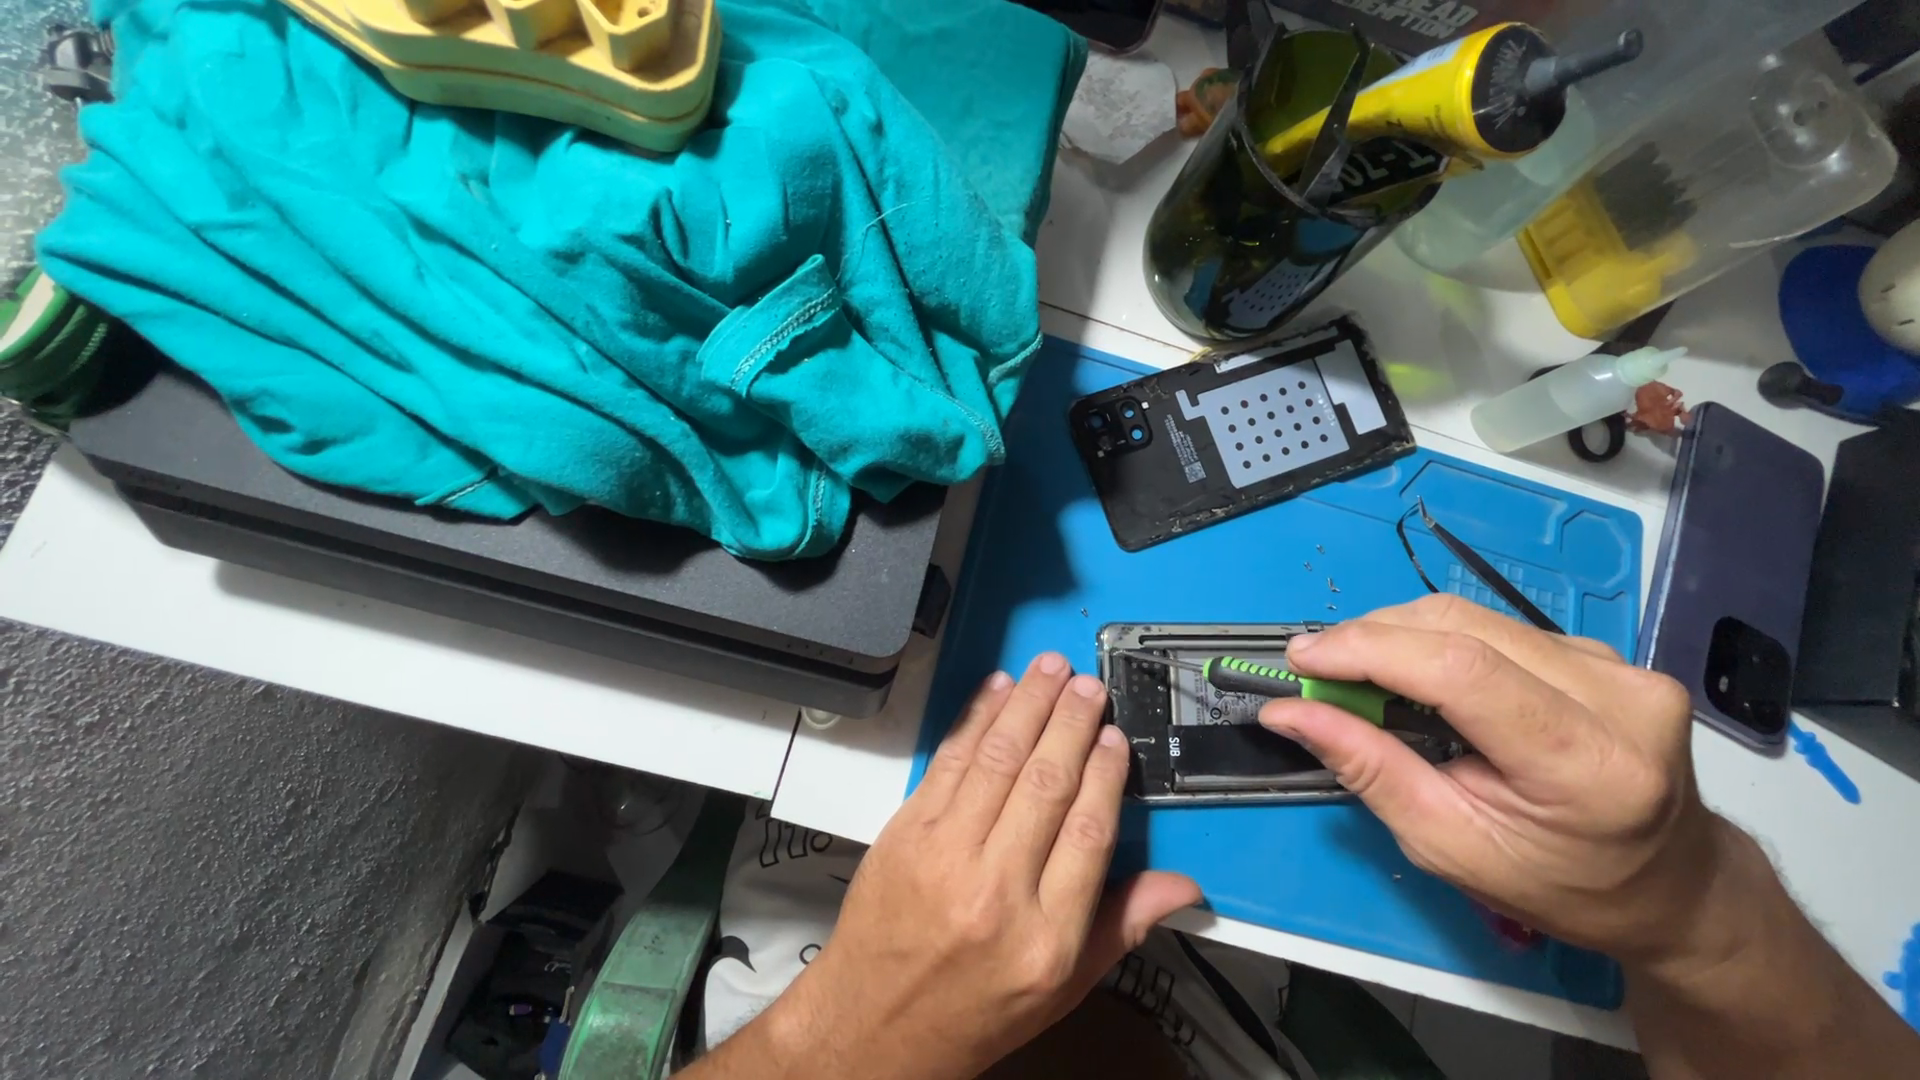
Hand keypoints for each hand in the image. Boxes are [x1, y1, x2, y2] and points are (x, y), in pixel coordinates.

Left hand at [766, 654, 1201, 1079]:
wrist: (876, 1024)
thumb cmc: (978, 1009)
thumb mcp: (1063, 988)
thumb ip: (1122, 925)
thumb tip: (1184, 885)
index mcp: (1046, 935)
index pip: (1089, 832)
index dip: (1106, 775)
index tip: (1116, 736)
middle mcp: (996, 888)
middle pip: (1045, 784)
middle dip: (1070, 724)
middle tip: (1088, 685)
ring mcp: (944, 853)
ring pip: (997, 761)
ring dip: (1026, 706)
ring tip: (1049, 669)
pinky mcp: (905, 831)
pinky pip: (948, 761)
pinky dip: (974, 719)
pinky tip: (996, 690)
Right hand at [1259, 595, 1723, 964]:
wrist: (1675, 887)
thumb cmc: (1557, 884)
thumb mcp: (1447, 844)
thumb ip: (1367, 769)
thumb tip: (1287, 712)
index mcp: (1585, 763)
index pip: (1461, 671)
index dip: (1369, 651)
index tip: (1302, 659)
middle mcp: (1615, 696)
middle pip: (1460, 627)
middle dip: (1370, 636)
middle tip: (1317, 667)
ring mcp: (1617, 665)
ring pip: (1472, 616)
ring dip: (1397, 634)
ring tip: (1357, 671)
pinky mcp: (1604, 652)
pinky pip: (1494, 625)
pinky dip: (1434, 640)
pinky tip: (1415, 673)